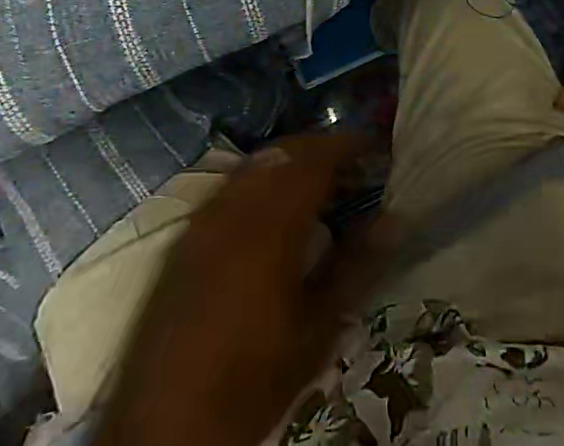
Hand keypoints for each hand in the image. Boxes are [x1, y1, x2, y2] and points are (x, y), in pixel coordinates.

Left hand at [96, 134, 389, 445]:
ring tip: (321, 183)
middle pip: (282, 153)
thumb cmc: (254, 377)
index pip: (314, 161)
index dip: (347, 146)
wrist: (168, 418)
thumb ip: (357, 266)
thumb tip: (395, 219)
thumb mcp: (317, 331)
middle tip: (355, 166)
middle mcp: (232, 208)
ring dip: (290, 162)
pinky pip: (230, 185)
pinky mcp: (186, 234)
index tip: (376, 147)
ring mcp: (203, 217)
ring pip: (254, 165)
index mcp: (269, 227)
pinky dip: (261, 179)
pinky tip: (275, 208)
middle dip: (321, 149)